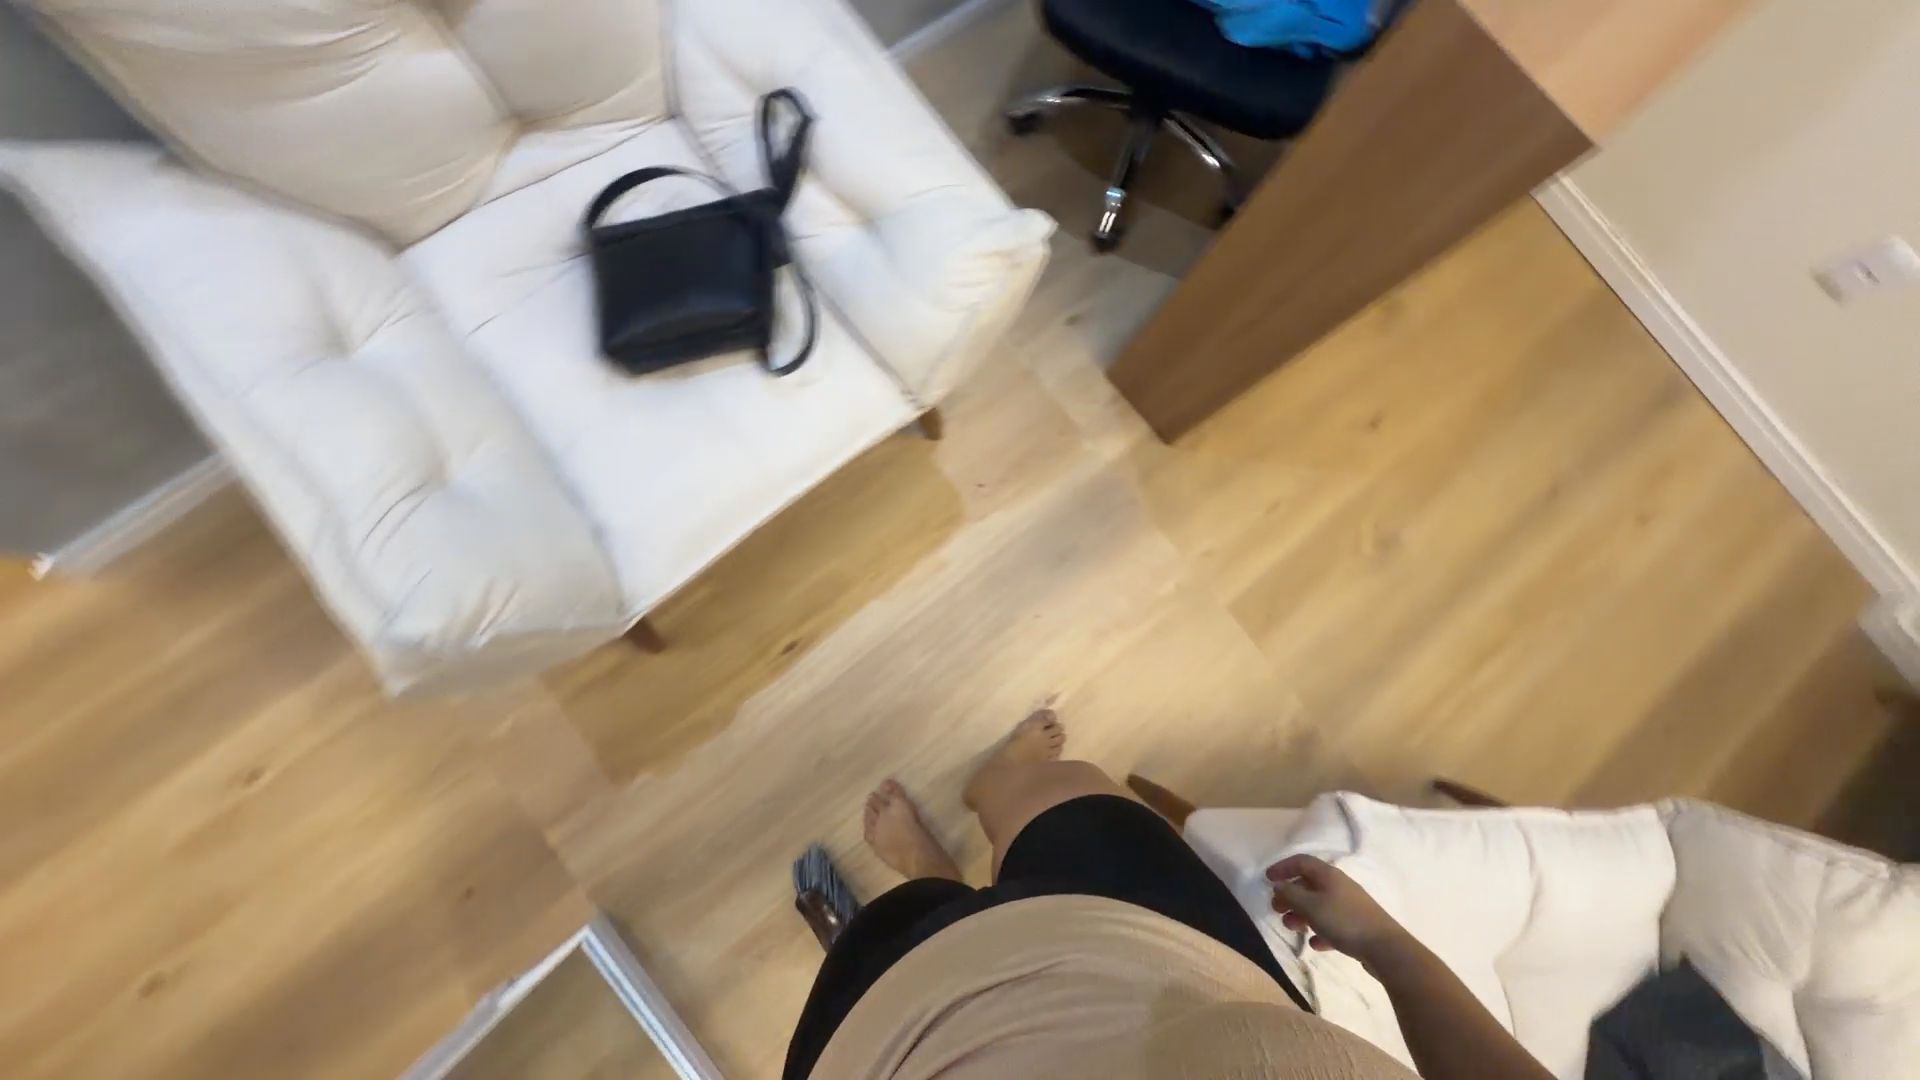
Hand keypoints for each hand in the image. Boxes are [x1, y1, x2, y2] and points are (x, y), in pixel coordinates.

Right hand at [1266, 854, 1410, 967]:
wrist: (1387, 949)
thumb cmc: (1344, 921)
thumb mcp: (1310, 906)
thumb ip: (1290, 894)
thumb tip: (1279, 885)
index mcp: (1328, 875)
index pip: (1301, 862)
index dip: (1282, 867)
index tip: (1268, 879)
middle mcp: (1339, 886)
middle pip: (1309, 884)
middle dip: (1290, 895)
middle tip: (1276, 908)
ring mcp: (1350, 906)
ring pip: (1319, 905)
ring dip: (1302, 914)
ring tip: (1292, 927)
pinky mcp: (1358, 926)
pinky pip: (1333, 923)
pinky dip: (1320, 930)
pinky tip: (1315, 944)